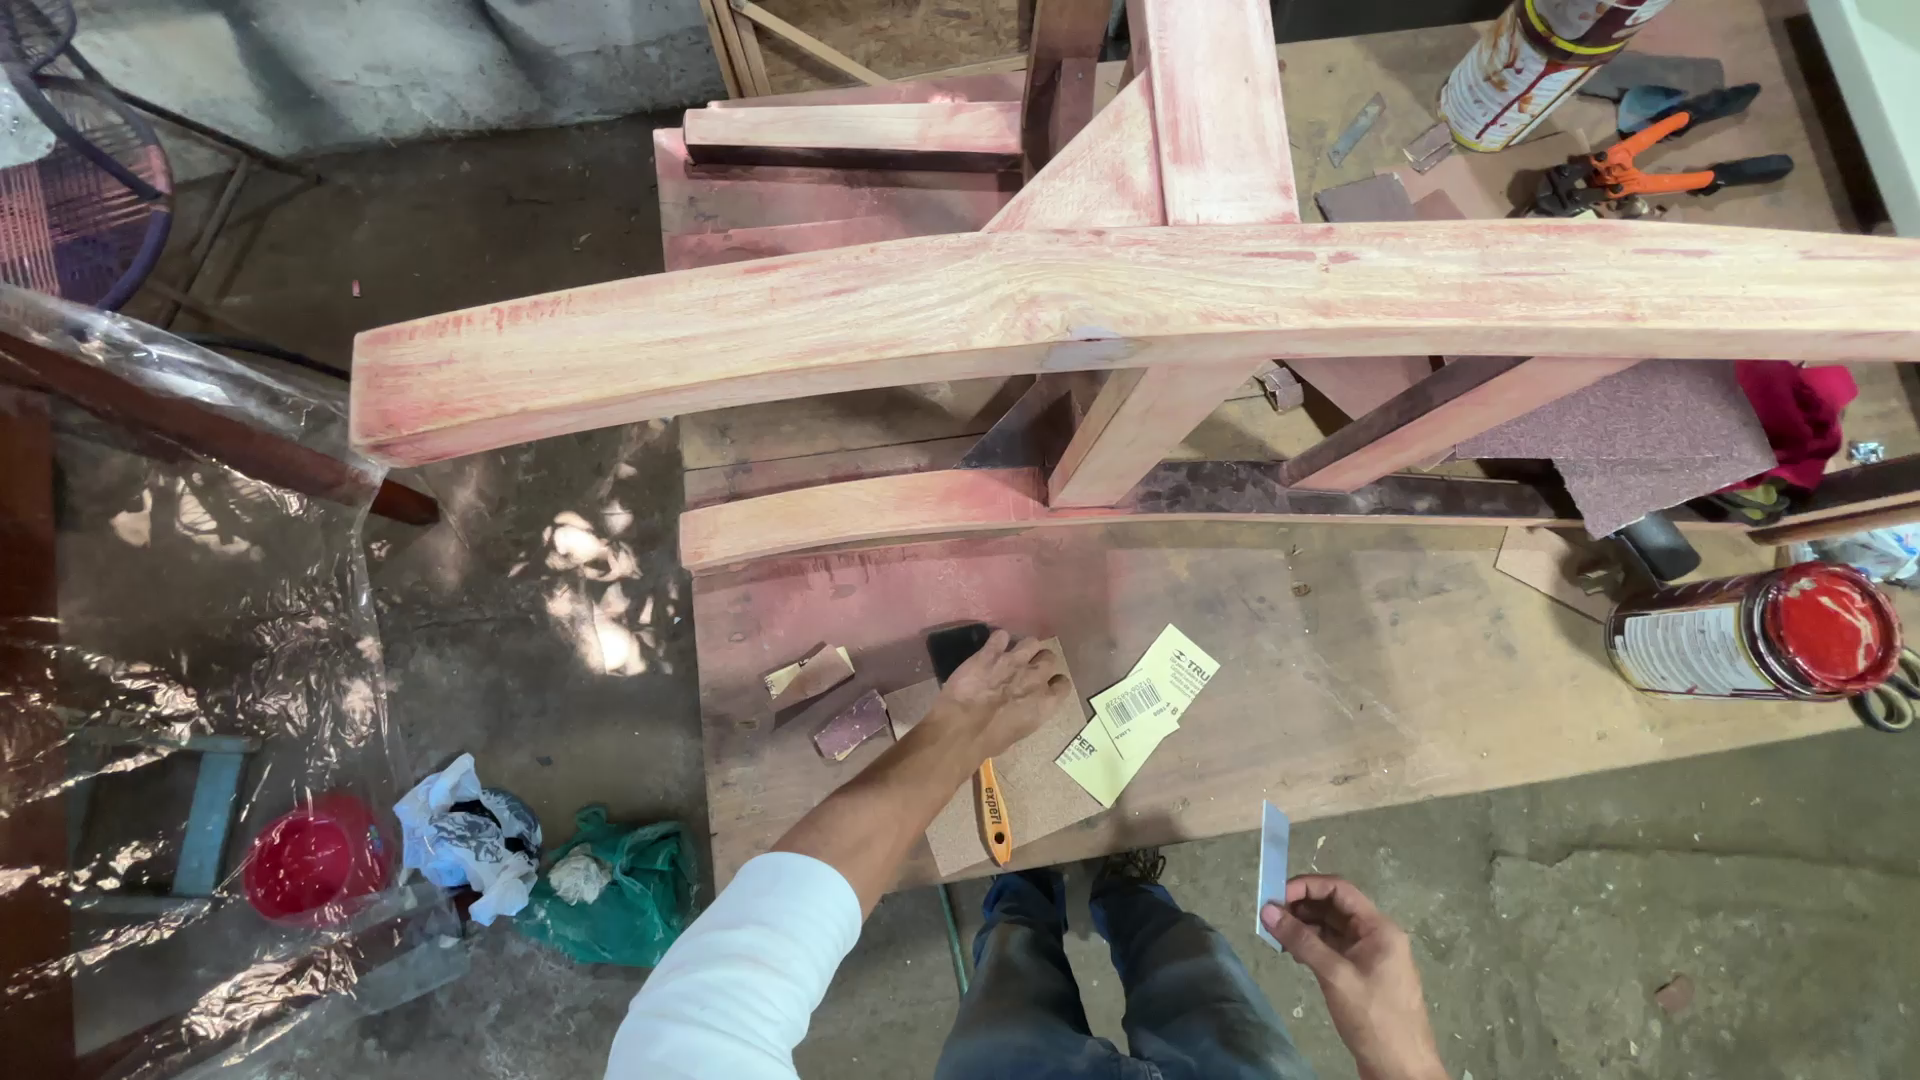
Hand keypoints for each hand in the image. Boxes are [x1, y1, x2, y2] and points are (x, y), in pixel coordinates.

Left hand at [928, 630, 1069, 758]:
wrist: (962, 728)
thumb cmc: (989, 741)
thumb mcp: (1018, 733)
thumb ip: (1027, 714)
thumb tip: (1022, 709)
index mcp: (1045, 703)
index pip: (1063, 684)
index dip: (1054, 682)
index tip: (1046, 684)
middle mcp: (1035, 677)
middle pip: (1049, 657)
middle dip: (1040, 660)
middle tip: (1027, 667)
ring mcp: (1014, 661)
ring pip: (1031, 642)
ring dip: (1023, 647)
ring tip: (1012, 653)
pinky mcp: (991, 652)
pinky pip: (1001, 636)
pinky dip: (996, 640)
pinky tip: (990, 648)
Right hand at [1262, 875, 1446, 1079]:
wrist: (1403, 1074)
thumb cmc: (1375, 1019)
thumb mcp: (1335, 975)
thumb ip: (1301, 940)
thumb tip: (1266, 910)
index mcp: (1379, 929)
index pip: (1339, 889)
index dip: (1306, 886)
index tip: (1276, 895)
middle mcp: (1375, 936)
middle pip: (1333, 907)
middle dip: (1300, 906)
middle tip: (1270, 915)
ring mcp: (1368, 957)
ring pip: (1330, 927)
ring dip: (1302, 926)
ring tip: (1276, 935)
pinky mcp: (1360, 975)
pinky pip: (1331, 948)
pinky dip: (1310, 945)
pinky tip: (1292, 953)